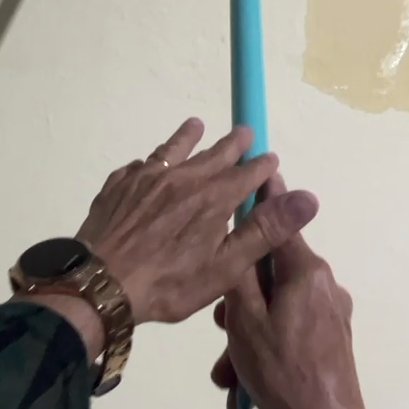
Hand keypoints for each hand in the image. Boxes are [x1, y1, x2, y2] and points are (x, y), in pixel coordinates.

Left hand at [75, 119, 319, 326]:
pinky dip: (150, 162)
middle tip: (243, 133)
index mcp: (212, 199)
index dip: (260, 165)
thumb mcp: (225, 267)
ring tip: (196, 125)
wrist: (102, 283)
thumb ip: (264, 230)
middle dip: (231, 144)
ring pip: (172, 150)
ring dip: (188, 137)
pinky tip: (147, 164)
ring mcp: (146, 179)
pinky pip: (139, 166)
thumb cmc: (169, 284)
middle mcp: (181, 179)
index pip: (245, 174)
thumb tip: (307, 198)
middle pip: (212, 155)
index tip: (270, 156)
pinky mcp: (118, 186)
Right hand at [209, 175, 364, 408]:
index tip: (255, 164)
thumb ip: (239, 269)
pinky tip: (245, 380)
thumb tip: (245, 228)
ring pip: (275, 303)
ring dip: (246, 329)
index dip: (262, 194)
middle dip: (238, 296)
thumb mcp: (243, 317)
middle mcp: (323, 283)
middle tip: (217, 329)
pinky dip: (265, 343)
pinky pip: (289, 326)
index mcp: (304, 271)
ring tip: (227, 370)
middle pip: (270, 270)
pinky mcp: (332, 337)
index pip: (278, 219)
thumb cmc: (280, 369)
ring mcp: (331, 312)